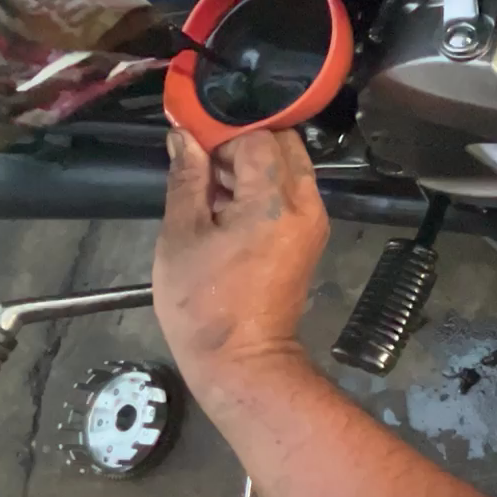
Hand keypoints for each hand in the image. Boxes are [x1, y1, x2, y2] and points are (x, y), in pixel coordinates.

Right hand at [153, 129, 328, 389]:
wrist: (242, 360)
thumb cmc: (204, 304)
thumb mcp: (181, 236)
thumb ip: (186, 178)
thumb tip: (183, 136)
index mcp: (276, 202)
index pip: (259, 138)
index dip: (224, 137)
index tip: (195, 149)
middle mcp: (307, 203)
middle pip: (284, 143)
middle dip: (244, 144)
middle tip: (205, 165)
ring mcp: (315, 219)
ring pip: (291, 164)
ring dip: (255, 164)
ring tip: (214, 188)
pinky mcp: (312, 233)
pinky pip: (294, 190)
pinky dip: (266, 185)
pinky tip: (231, 205)